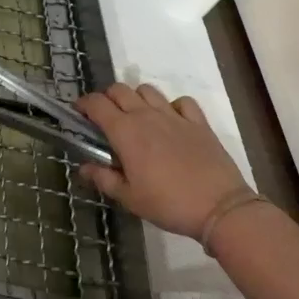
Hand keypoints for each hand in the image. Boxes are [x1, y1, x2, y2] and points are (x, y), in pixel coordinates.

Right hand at [76, 82, 249, 236]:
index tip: (78, 114)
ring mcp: (174, 116)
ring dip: (137, 98)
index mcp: (125, 131)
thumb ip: (103, 178)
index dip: (83, 104)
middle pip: (119, 89)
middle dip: (107, 98)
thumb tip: (82, 168)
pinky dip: (172, 106)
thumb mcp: (130, 198)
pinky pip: (182, 102)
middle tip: (106, 118)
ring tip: (138, 117)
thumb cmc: (168, 204)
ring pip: (148, 90)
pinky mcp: (198, 123)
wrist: (220, 208)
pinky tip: (172, 121)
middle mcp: (146, 115)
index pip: (96, 103)